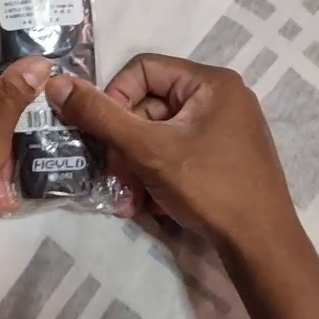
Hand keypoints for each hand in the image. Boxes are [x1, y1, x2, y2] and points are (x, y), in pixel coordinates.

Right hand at [43, 53, 298, 249]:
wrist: (262, 248)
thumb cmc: (208, 187)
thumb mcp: (147, 149)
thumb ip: (99, 115)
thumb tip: (56, 83)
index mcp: (210, 83)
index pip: (142, 69)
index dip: (115, 98)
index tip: (105, 134)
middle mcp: (220, 97)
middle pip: (147, 104)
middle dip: (123, 141)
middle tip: (113, 174)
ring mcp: (222, 128)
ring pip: (156, 132)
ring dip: (133, 163)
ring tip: (128, 196)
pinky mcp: (221, 155)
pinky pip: (173, 150)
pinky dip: (154, 172)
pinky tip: (147, 202)